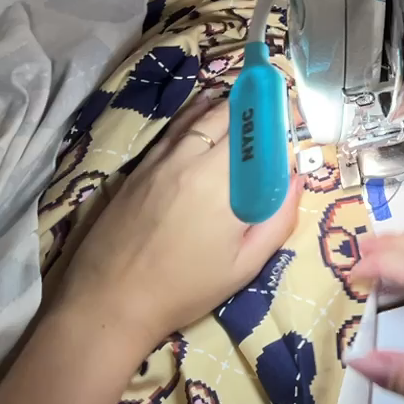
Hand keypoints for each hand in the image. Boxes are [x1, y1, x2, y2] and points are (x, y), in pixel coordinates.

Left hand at [49, 107, 298, 350]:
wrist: (107, 304)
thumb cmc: (183, 290)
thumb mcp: (245, 266)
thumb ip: (278, 220)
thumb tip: (296, 179)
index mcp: (222, 184)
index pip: (259, 134)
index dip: (280, 122)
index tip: (295, 120)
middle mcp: (192, 160)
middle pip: (230, 115)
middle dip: (256, 108)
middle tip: (274, 110)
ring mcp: (162, 159)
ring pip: (201, 115)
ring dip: (227, 105)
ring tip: (247, 99)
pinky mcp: (141, 166)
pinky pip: (175, 128)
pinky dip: (196, 113)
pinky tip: (206, 110)